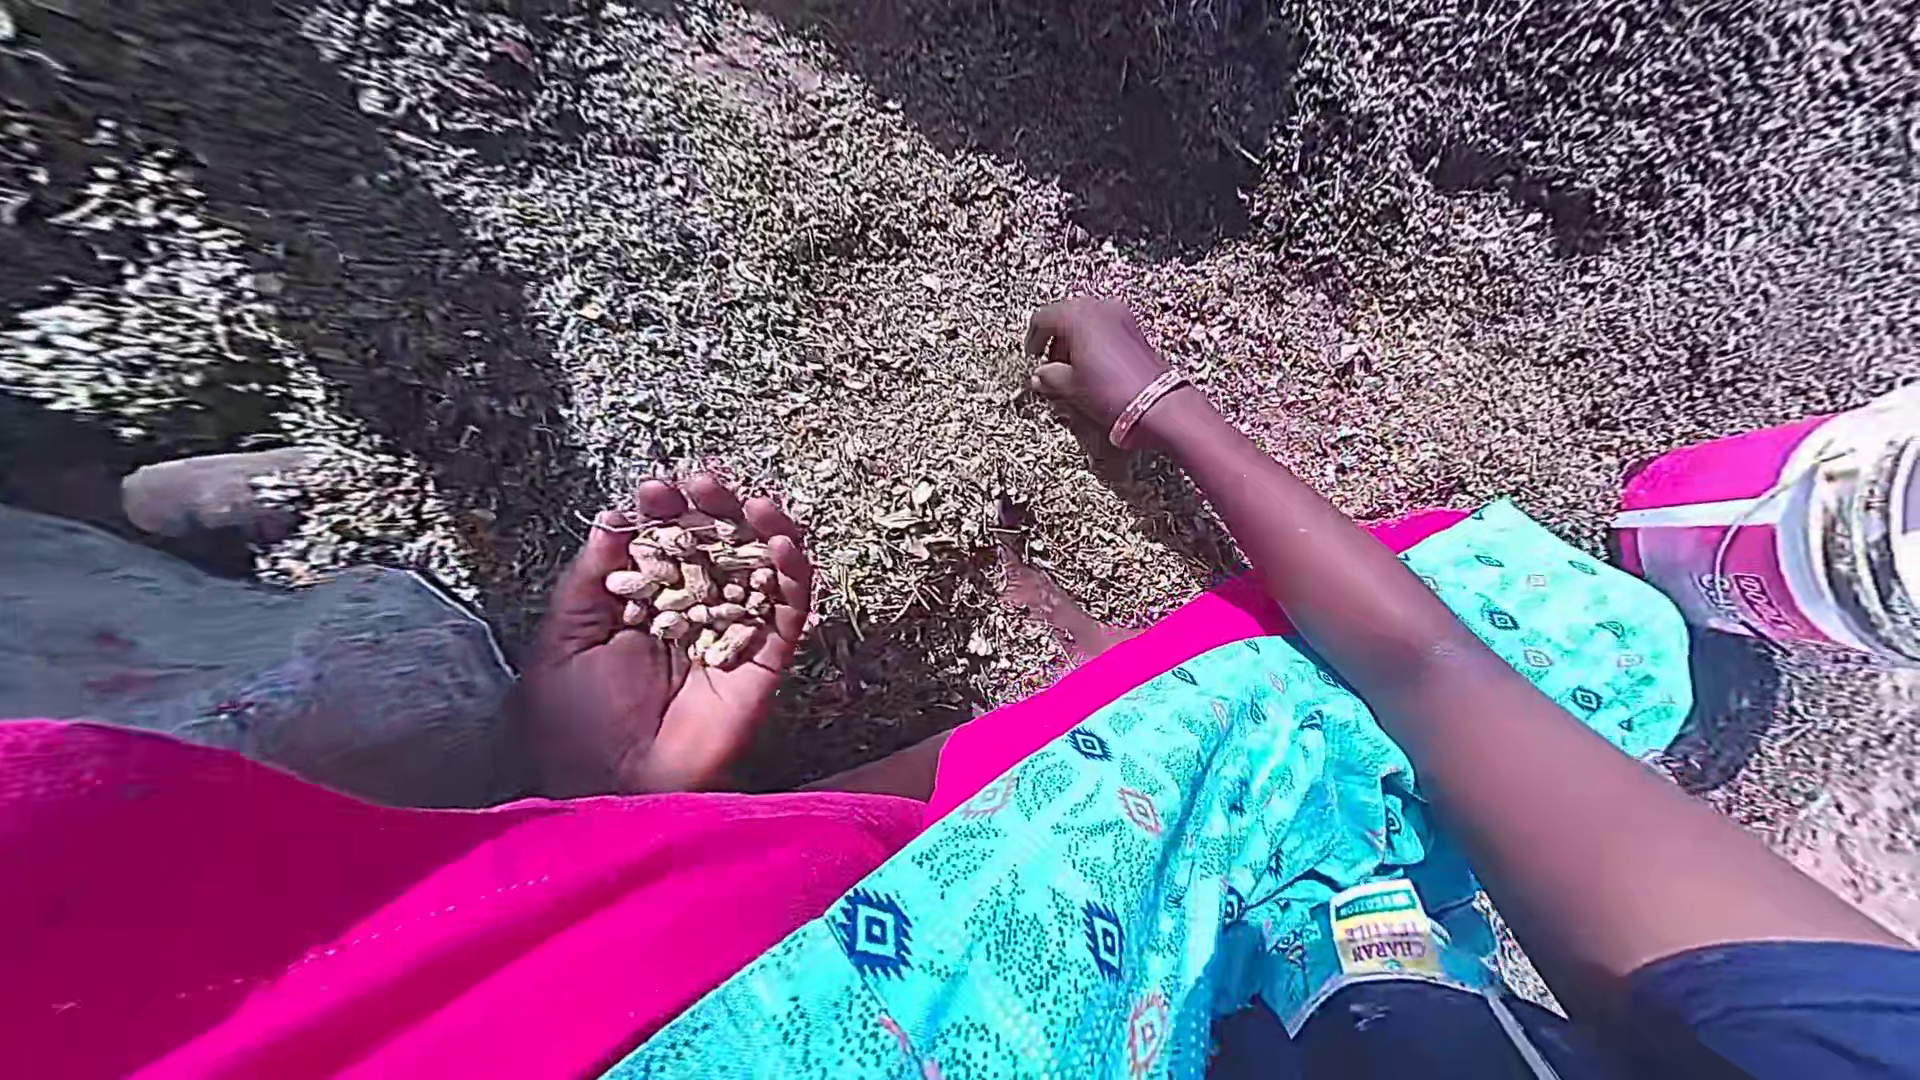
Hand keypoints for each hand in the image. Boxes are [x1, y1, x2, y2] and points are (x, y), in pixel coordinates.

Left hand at [525, 474, 812, 795]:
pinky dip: (794, 576)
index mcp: (653, 599)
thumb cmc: (577, 721)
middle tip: (709, 483)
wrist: (613, 787)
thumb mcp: (564, 641)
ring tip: (756, 503)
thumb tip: (611, 517)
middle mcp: (700, 606)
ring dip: (766, 530)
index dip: (667, 511)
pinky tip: (783, 545)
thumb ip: (589, 580)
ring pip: (764, 569)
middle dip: (719, 509)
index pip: (670, 541)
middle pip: (723, 545)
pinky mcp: (768, 656)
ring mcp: (738, 629)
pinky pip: (789, 610)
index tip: (657, 488)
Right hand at [1025, 298, 1172, 430]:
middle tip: (1048, 364)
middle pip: (1065, 315)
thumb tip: (1040, 375)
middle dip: (1054, 339)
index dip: (1033, 338)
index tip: (1032, 356)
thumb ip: (1049, 376)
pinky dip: (1090, 341)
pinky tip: (1089, 366)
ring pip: (1085, 320)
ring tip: (1068, 369)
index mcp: (1077, 316)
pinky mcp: (1133, 328)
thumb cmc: (1111, 391)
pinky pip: (1103, 326)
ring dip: (1072, 340)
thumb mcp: (1070, 386)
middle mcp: (1099, 308)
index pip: (1043, 318)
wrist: (1153, 402)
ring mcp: (1119, 315)